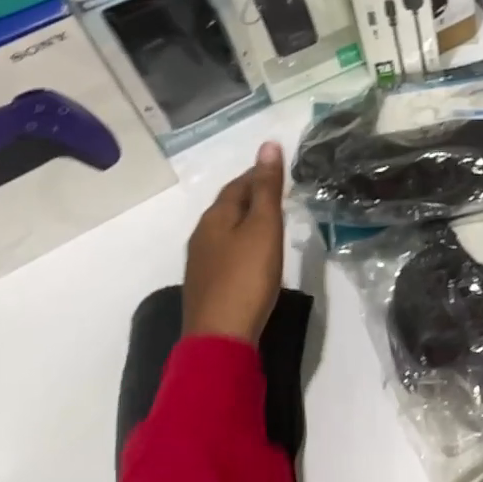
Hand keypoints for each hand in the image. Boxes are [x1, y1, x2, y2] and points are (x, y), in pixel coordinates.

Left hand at [183, 141, 286, 343]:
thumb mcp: (264, 227)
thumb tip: (268, 144)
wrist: (220, 336)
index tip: (281, 170)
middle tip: (280, 193)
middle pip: (229, 206)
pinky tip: (254, 256)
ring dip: (246, 221)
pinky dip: (242, 243)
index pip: (239, 184)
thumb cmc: (246, 277)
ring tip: (271, 222)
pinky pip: (225, 252)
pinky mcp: (206, 285)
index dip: (259, 174)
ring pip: (225, 230)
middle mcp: (202, 234)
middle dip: (251, 195)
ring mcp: (201, 262)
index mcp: (216, 216)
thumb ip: (268, 187)